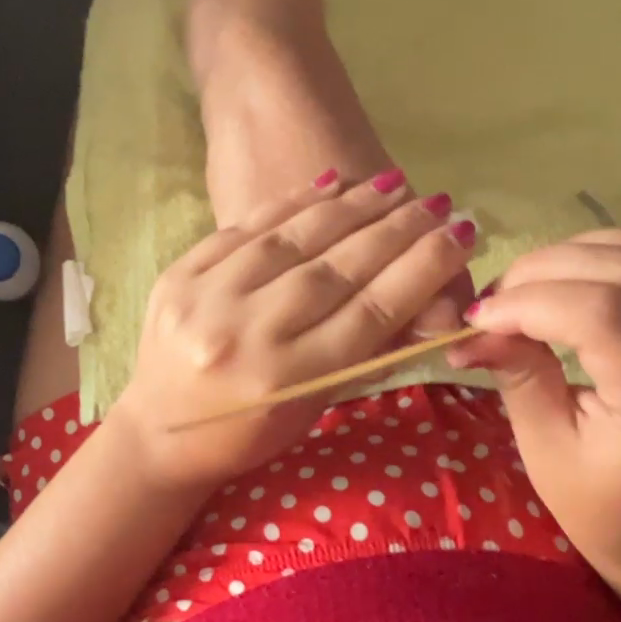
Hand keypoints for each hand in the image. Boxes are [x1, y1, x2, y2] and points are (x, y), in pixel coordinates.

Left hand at [109, 170, 475, 492]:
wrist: (160, 436)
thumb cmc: (247, 436)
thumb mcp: (311, 409)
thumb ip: (362, 355)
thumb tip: (424, 299)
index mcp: (286, 381)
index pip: (371, 312)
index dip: (423, 268)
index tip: (460, 235)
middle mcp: (246, 337)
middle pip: (337, 269)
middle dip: (397, 231)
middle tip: (438, 203)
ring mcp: (205, 301)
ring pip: (293, 240)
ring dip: (351, 207)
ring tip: (393, 184)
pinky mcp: (177, 277)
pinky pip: (244, 230)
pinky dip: (291, 204)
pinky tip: (330, 184)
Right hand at [448, 230, 620, 573]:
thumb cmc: (595, 502)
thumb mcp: (542, 446)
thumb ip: (517, 374)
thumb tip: (472, 326)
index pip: (604, 317)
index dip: (532, 302)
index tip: (478, 318)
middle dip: (545, 272)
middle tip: (493, 300)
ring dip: (574, 253)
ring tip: (525, 286)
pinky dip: (604, 253)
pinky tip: (567, 278)